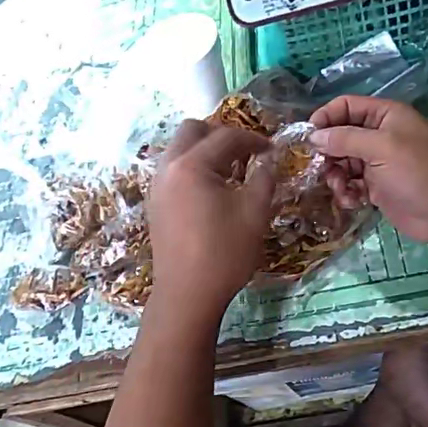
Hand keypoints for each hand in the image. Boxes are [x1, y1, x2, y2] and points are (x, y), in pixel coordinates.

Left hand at [147, 120, 275, 313]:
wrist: (187, 295)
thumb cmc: (224, 253)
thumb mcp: (254, 213)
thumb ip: (264, 178)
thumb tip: (268, 161)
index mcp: (191, 165)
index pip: (225, 137)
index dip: (253, 139)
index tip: (272, 150)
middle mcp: (168, 168)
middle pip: (192, 131)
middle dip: (221, 136)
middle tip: (246, 153)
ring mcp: (157, 186)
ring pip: (179, 150)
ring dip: (204, 151)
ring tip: (230, 171)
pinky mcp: (155, 204)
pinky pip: (173, 170)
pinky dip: (193, 168)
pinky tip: (212, 190)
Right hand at [309, 96, 427, 245]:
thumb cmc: (418, 173)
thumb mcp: (381, 148)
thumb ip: (345, 138)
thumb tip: (314, 136)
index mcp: (385, 115)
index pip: (346, 106)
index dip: (325, 119)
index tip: (308, 138)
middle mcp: (381, 135)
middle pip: (341, 136)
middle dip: (329, 152)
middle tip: (321, 170)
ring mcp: (379, 162)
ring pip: (343, 162)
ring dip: (336, 176)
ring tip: (340, 189)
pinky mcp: (378, 187)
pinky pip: (352, 184)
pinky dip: (347, 192)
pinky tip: (352, 201)